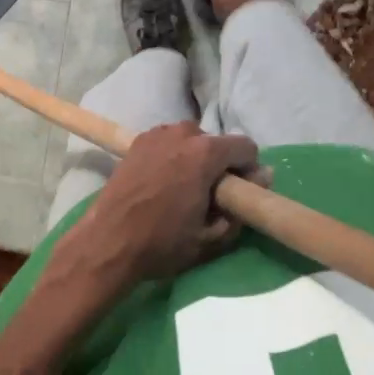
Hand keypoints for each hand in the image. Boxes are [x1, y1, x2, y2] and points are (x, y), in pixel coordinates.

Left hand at [61, 122, 265, 282]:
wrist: (110, 239)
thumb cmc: (164, 242)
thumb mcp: (212, 237)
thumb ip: (242, 208)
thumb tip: (263, 179)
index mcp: (206, 153)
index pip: (246, 146)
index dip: (249, 169)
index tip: (240, 191)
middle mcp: (184, 132)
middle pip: (216, 143)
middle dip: (220, 165)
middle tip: (211, 195)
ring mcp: (158, 133)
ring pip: (191, 141)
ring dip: (195, 159)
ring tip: (184, 189)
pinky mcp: (139, 140)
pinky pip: (168, 143)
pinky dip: (173, 156)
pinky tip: (162, 182)